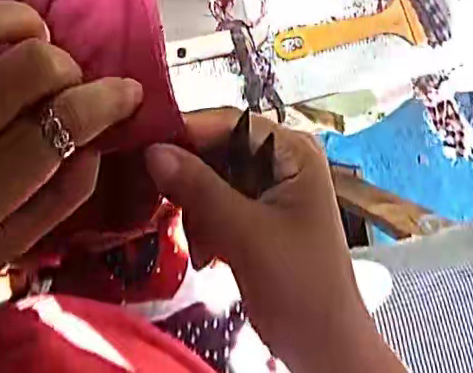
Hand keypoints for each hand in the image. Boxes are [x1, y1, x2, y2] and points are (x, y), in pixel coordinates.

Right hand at [144, 110, 403, 372]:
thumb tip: (153, 151)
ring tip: (199, 246)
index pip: (231, 122)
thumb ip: (199, 189)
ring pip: (215, 176)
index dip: (187, 131)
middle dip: (192, 180)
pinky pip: (220, 201)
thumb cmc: (300, 287)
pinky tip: (206, 253)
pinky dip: (206, 223)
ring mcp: (274, 185)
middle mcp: (284, 157)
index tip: (144, 145)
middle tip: (164, 205)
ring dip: (198, 208)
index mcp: (293, 149)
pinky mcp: (261, 213)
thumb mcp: (245, 235)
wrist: (327, 353)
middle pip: (220, 148)